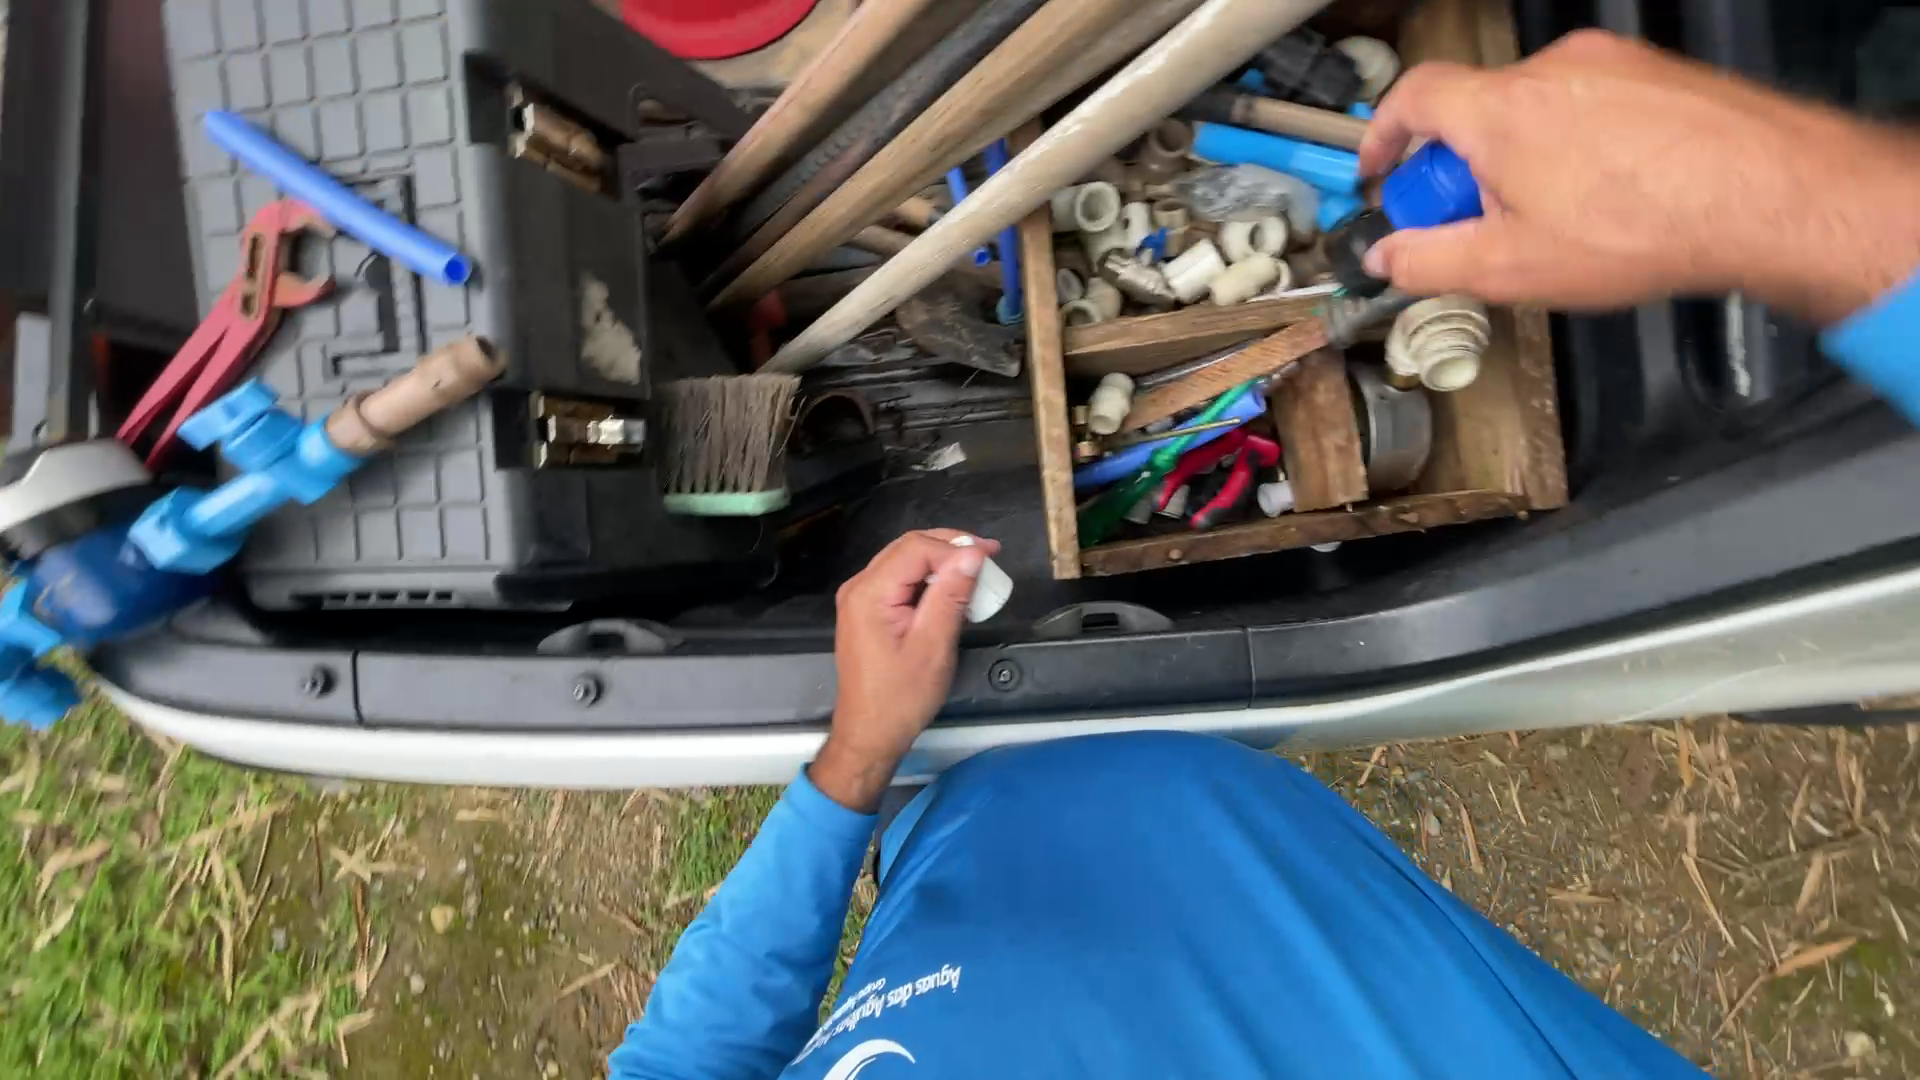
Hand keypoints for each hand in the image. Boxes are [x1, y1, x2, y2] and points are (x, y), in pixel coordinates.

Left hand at [810, 529, 1000, 811]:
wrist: (870, 734)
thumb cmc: (901, 698)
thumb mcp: (933, 646)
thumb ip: (951, 595)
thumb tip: (972, 555)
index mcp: (869, 593)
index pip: (916, 548)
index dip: (956, 546)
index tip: (991, 553)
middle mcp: (859, 588)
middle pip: (908, 547)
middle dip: (950, 547)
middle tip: (988, 556)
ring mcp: (860, 599)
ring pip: (905, 561)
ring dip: (941, 562)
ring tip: (977, 572)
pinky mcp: (867, 611)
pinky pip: (900, 580)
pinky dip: (928, 579)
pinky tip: (953, 590)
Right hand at [1357, 30, 1919, 323]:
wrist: (1776, 199)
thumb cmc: (1641, 227)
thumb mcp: (1501, 267)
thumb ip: (1422, 262)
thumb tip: (1383, 258)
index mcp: (1503, 112)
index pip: (1414, 96)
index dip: (1381, 135)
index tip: (1377, 171)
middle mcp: (1555, 71)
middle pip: (1469, 114)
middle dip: (1449, 173)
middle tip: (1462, 225)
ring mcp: (1609, 66)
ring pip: (1521, 113)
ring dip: (1502, 164)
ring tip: (1532, 219)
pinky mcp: (1651, 76)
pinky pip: (1574, 108)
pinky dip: (1553, 150)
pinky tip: (1581, 199)